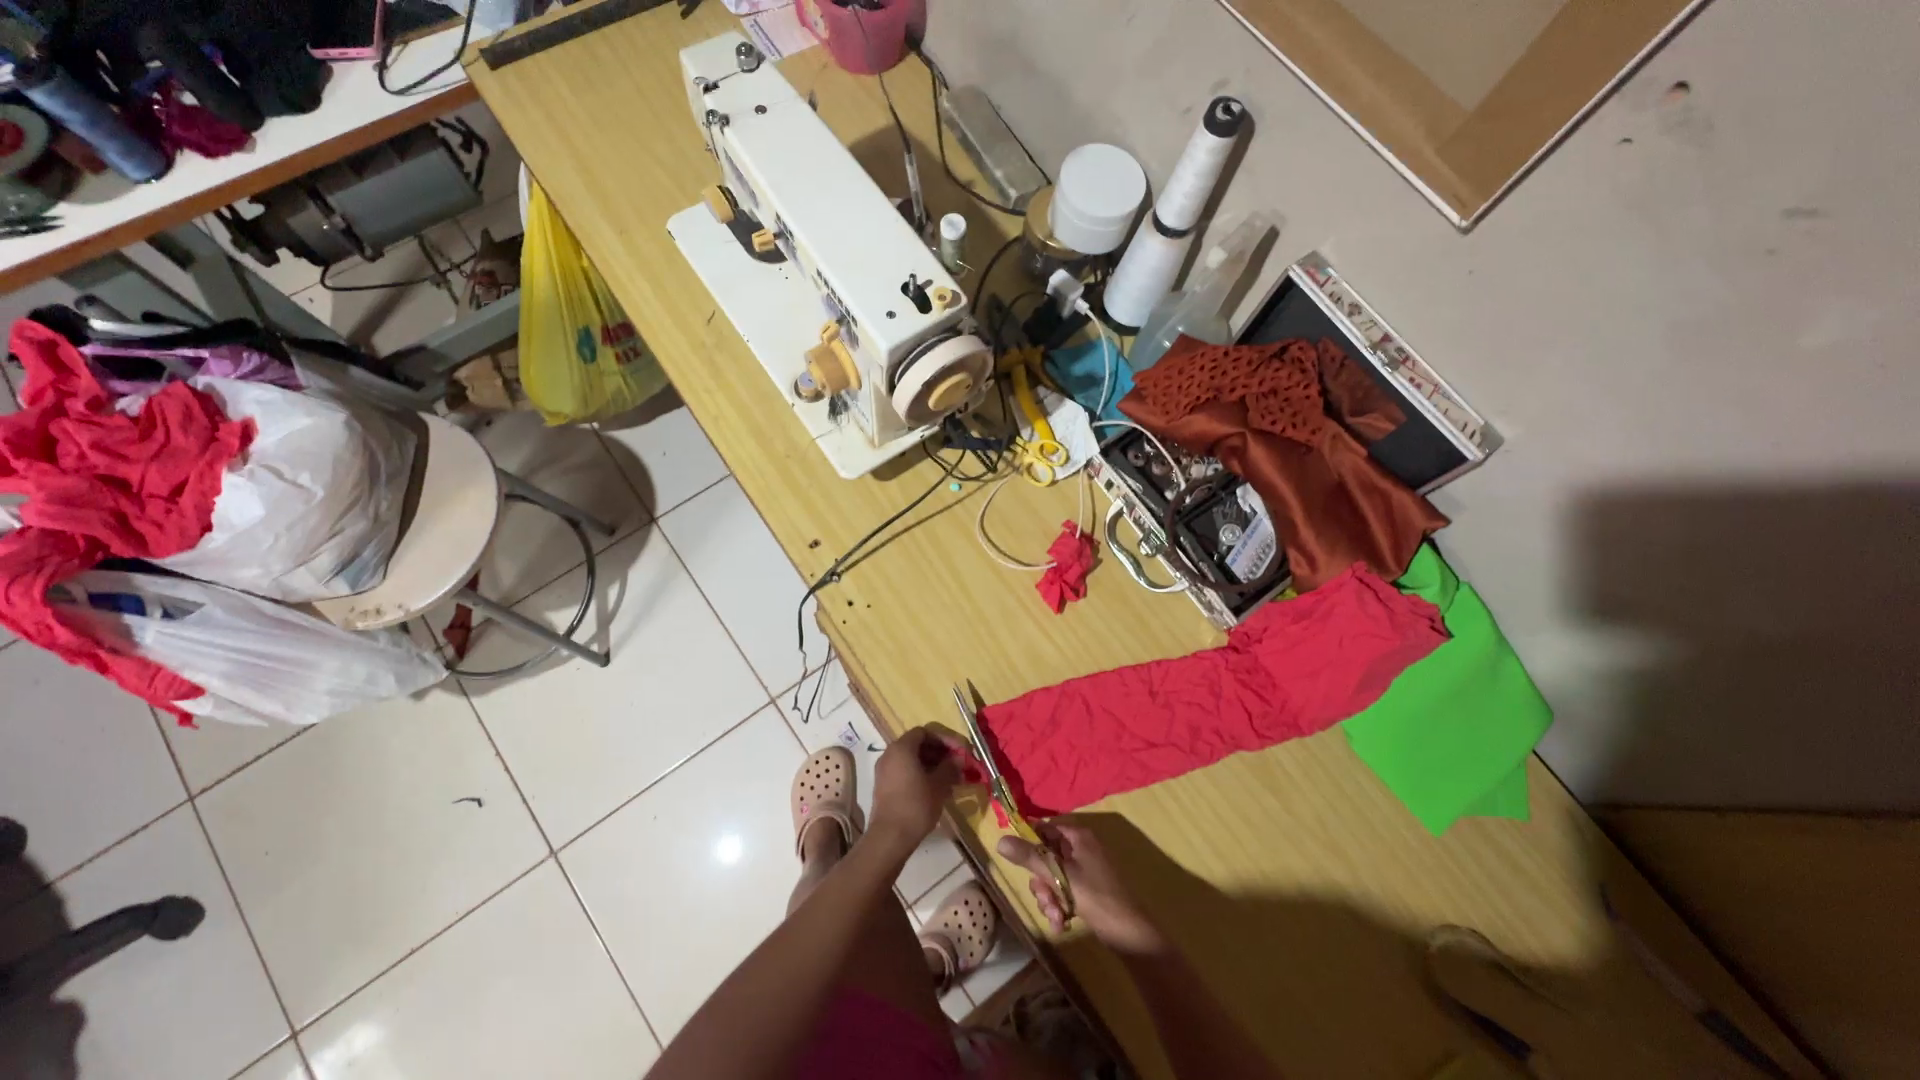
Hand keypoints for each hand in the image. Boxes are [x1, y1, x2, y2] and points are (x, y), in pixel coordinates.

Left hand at [869, 726, 968, 855]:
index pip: (924, 732)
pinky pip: (904, 771)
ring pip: (911, 759)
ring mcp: (884, 770)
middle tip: (956, 765)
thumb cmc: (917, 805)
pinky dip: (920, 774)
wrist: (890, 836)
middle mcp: (889, 754)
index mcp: (901, 748)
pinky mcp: (883, 786)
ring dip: (931, 765)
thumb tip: (958, 758)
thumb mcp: (939, 784)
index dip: (944, 739)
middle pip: (917, 745)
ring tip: (949, 779)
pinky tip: (935, 789)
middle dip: (939, 753)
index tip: (959, 752)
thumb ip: (950, 767)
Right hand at [999, 823, 1163, 953]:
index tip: (1016, 857)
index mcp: (1078, 836)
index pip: (1044, 827)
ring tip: (1056, 917)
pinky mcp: (1085, 889)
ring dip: (1048, 898)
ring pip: (1051, 877)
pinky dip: (1058, 906)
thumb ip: (1029, 857)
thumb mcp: (1058, 876)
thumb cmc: (1094, 896)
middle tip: (1044, 898)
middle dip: (1040, 882)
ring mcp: (1084, 869)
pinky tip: (1061, 923)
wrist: (1127, 932)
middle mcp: (1080, 848)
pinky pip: (1061, 891)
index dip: (1029, 841)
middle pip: (1045, 856)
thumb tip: (1000, 840)